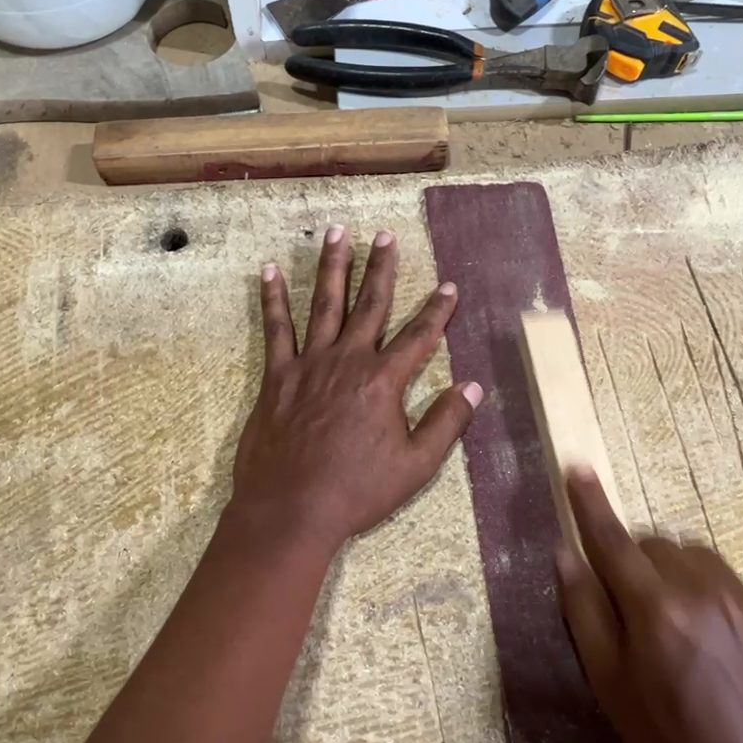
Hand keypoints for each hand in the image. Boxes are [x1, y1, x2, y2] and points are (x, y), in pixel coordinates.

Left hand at [228, 225, 482, 555]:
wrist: (291, 509)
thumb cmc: (357, 491)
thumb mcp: (416, 465)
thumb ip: (446, 423)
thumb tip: (473, 387)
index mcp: (383, 382)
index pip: (419, 336)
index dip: (438, 310)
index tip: (450, 285)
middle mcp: (348, 361)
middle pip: (370, 305)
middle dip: (382, 268)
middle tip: (386, 235)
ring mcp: (309, 364)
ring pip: (324, 304)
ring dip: (333, 266)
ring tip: (337, 233)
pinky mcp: (277, 376)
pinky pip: (275, 328)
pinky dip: (273, 298)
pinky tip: (270, 270)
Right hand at [555, 469, 742, 742]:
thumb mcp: (610, 687)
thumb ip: (584, 612)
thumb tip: (565, 553)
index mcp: (655, 610)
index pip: (613, 540)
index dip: (590, 503)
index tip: (578, 467)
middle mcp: (704, 591)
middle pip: (656, 545)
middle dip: (636, 561)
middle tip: (632, 606)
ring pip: (696, 559)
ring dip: (676, 574)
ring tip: (678, 627)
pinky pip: (733, 587)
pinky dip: (714, 600)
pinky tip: (720, 649)